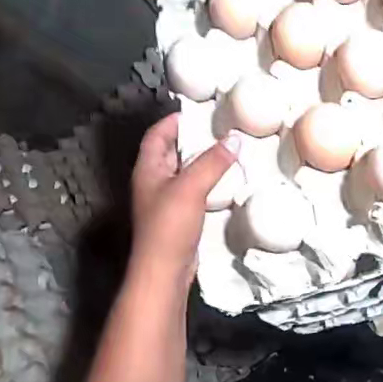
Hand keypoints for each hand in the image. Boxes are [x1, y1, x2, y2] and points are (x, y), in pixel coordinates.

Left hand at [129, 113, 239, 286]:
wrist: (165, 271)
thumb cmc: (169, 226)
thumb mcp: (191, 188)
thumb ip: (212, 162)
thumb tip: (234, 138)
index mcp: (148, 169)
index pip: (157, 135)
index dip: (174, 121)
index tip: (198, 111)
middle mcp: (154, 182)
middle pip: (172, 151)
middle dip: (193, 139)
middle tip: (221, 129)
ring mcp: (166, 201)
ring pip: (185, 172)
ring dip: (204, 161)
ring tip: (229, 151)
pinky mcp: (179, 217)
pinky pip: (194, 191)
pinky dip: (209, 182)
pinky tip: (227, 182)